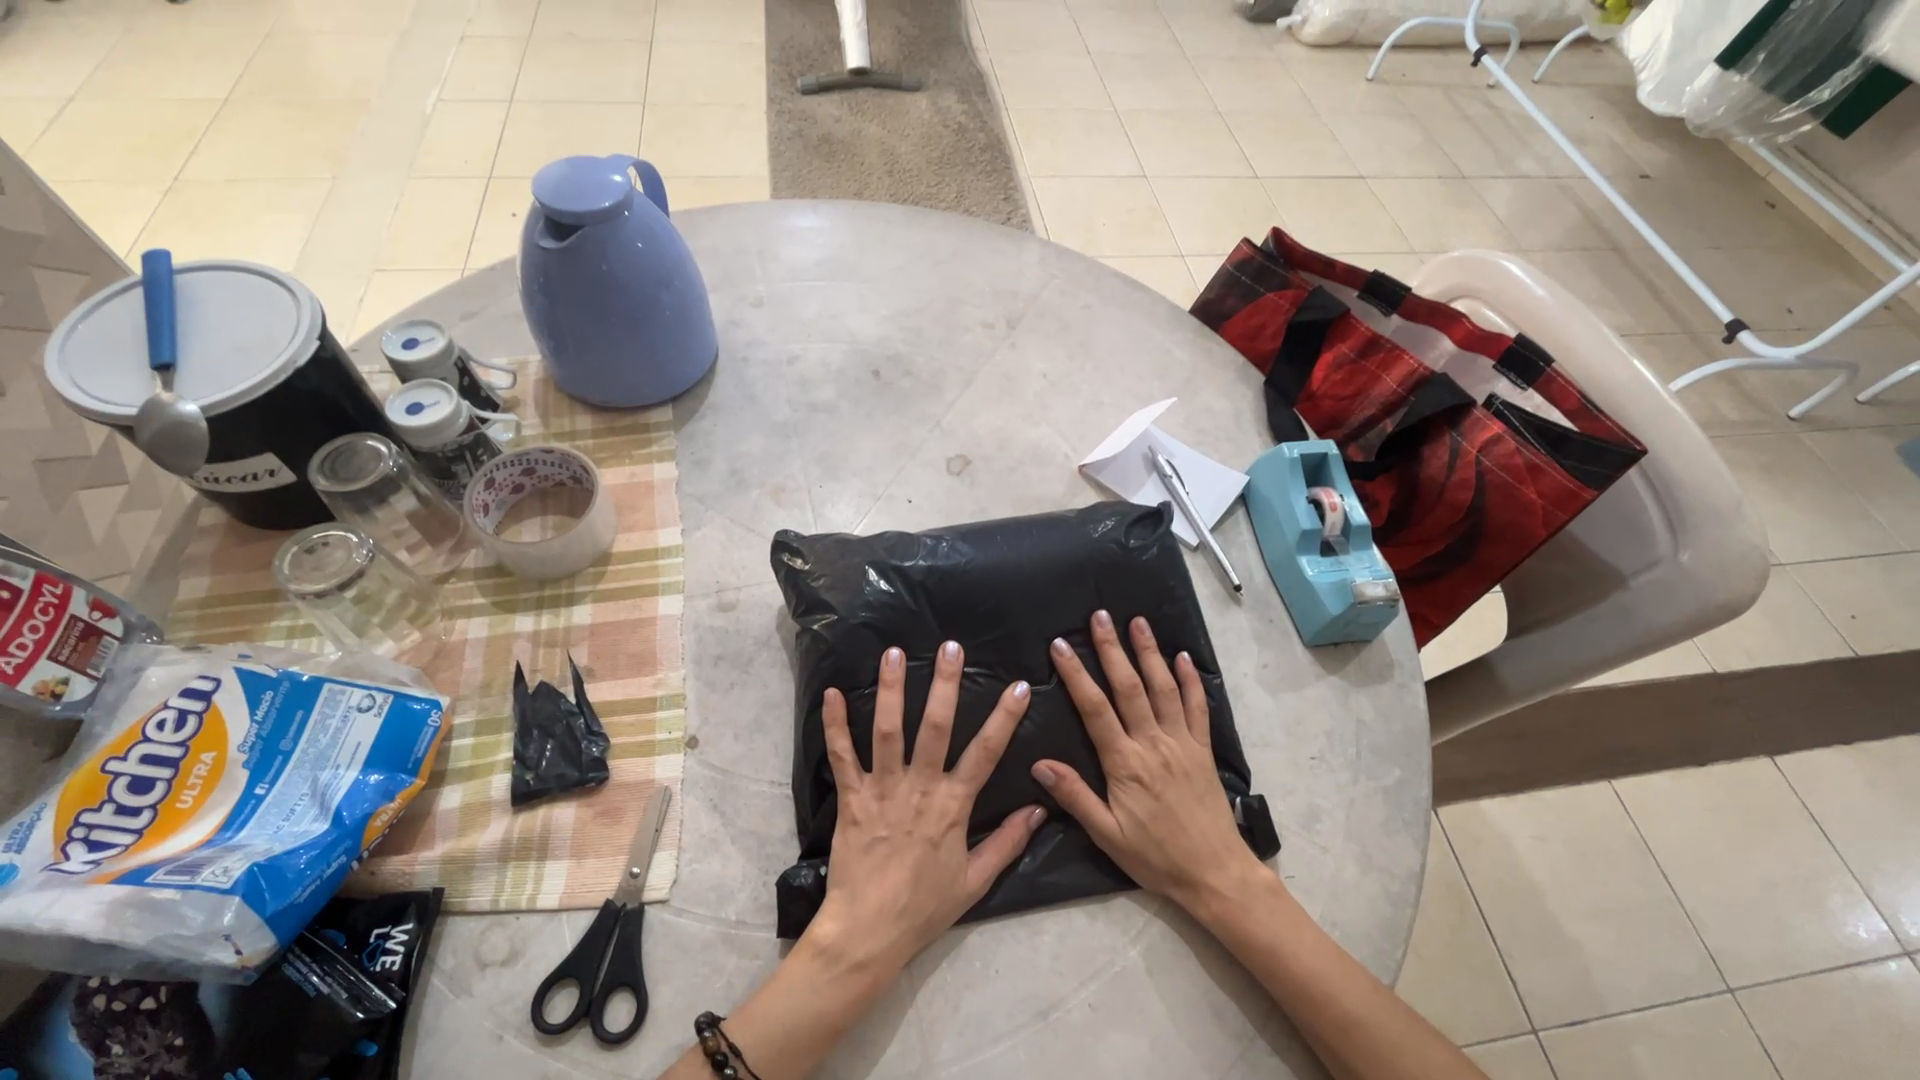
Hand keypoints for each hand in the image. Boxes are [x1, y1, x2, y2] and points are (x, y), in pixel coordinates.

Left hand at [809, 641, 1044, 973]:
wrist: (869, 931)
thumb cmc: (925, 907)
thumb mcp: (976, 880)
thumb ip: (1008, 841)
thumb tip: (1040, 808)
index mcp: (953, 805)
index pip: (986, 753)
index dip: (1004, 718)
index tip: (1019, 686)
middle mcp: (920, 788)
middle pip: (936, 727)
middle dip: (945, 684)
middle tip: (951, 647)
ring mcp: (882, 789)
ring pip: (888, 731)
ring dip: (892, 690)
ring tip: (894, 653)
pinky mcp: (851, 798)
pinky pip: (842, 756)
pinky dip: (836, 725)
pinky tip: (832, 694)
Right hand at [1032, 612, 1269, 912]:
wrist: (1214, 873)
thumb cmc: (1155, 857)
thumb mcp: (1106, 835)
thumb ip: (1074, 796)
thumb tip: (1039, 764)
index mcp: (1124, 763)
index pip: (1094, 708)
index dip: (1076, 674)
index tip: (1061, 645)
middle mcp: (1153, 744)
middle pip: (1129, 687)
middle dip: (1112, 649)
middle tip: (1099, 616)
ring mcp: (1182, 743)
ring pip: (1163, 688)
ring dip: (1149, 653)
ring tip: (1137, 622)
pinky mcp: (1203, 750)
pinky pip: (1197, 707)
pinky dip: (1190, 680)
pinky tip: (1181, 657)